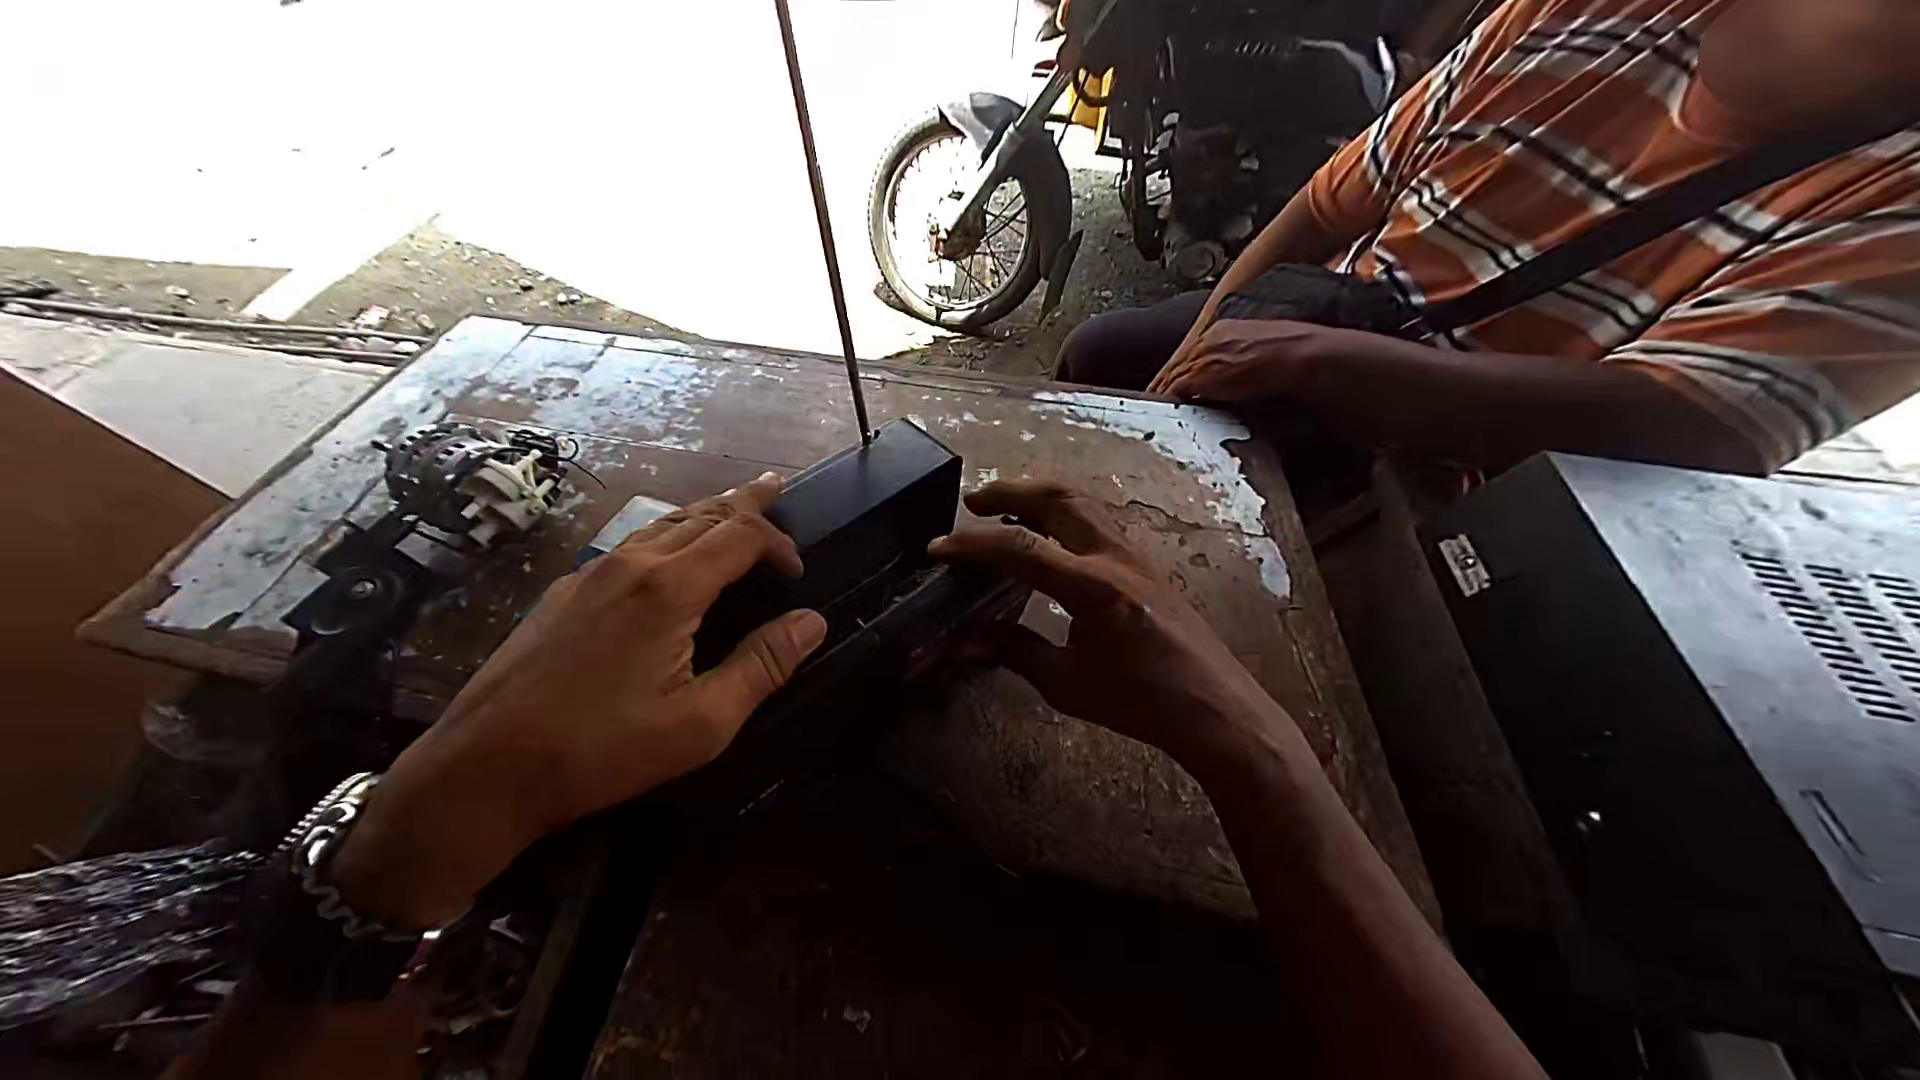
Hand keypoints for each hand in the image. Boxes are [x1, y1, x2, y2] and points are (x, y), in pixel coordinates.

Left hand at [330, 474, 827, 926]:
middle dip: (745, 501)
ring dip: (706, 514)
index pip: (741, 535)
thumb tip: (812, 622)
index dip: (778, 542)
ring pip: (662, 524)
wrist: (480, 772)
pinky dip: (669, 536)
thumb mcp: (702, 723)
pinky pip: (632, 547)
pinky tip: (668, 557)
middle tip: (774, 486)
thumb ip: (763, 665)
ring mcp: (590, 575)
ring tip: (731, 509)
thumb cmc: (602, 750)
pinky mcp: (563, 594)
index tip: (797, 573)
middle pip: (701, 514)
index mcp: (670, 589)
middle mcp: (631, 565)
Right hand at [929, 479, 1301, 771]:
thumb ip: (1013, 651)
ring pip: (1081, 502)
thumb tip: (964, 641)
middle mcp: (1114, 557)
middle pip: (1055, 498)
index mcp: (1092, 588)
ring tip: (1005, 510)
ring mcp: (1134, 554)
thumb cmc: (1141, 702)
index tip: (938, 548)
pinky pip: (1096, 520)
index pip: (1019, 548)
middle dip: (1008, 492)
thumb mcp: (1066, 682)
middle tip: (973, 503)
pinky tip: (1049, 537)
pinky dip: (1062, 513)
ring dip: (1038, 495)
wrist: (1214, 708)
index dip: (971, 545)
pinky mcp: (1144, 562)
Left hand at [1147, 318, 1336, 400]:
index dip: (1177, 371)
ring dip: (1160, 393)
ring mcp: (1200, 357)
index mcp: (1219, 330)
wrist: (1295, 354)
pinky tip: (1160, 410)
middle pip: (1174, 365)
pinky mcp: (1199, 375)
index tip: (1167, 383)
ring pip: (1170, 377)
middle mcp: (1204, 341)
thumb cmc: (1286, 355)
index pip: (1189, 354)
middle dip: (1162, 382)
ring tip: (1151, 406)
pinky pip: (1173, 390)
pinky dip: (1166, 400)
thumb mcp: (1253, 349)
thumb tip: (1226, 376)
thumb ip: (1233, 359)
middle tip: (1151, 397)